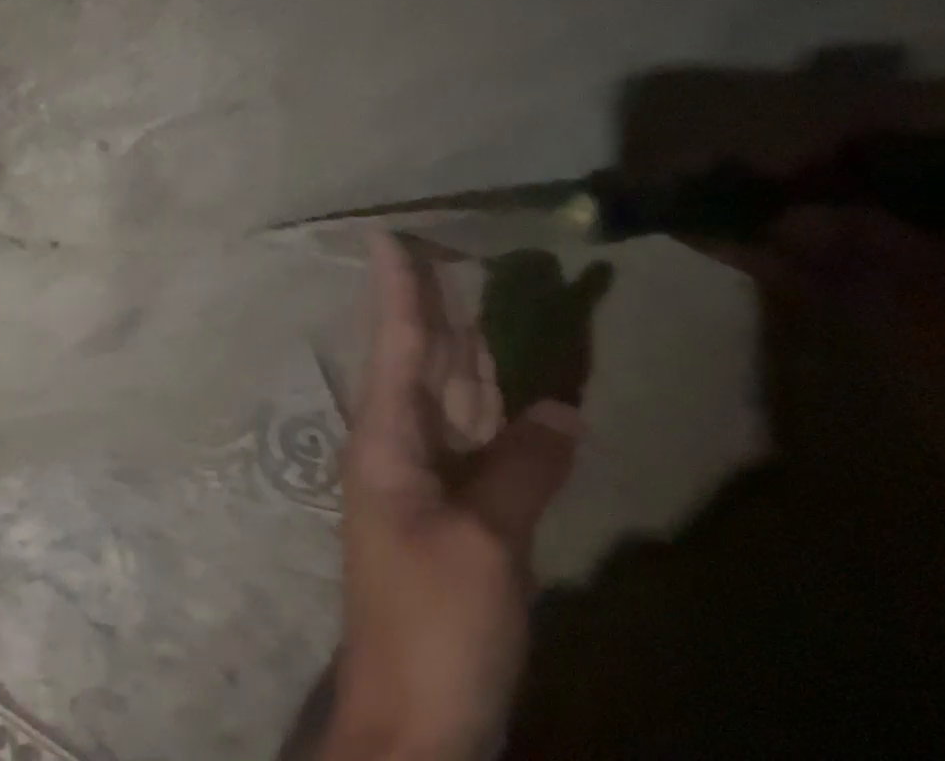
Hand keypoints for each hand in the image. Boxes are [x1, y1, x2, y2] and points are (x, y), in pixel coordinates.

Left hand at [321, 234, 584, 759]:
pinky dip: (499, 408)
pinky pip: (479, 441)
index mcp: (388, 440)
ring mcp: (426, 480)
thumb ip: (522, 469)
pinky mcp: (455, 513)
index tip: (384, 235)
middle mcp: (400, 447)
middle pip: (423, 360)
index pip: (396, 344)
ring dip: (467, 345)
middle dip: (433, 304)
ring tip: (481, 289)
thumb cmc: (435, 623)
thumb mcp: (484, 542)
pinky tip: (518, 380)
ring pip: (452, 395)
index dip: (397, 289)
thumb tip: (561, 408)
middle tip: (442, 245)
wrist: (415, 708)